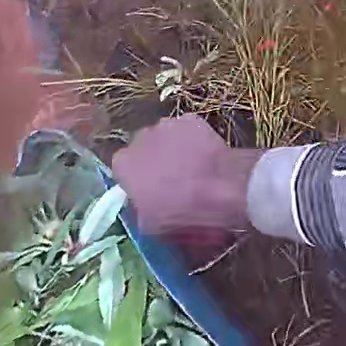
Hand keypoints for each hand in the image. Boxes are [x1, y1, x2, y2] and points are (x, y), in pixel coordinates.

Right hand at [113, 115, 261, 233]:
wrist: (222, 187)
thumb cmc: (181, 212)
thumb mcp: (149, 226)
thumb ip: (138, 209)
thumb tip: (141, 203)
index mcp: (124, 163)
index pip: (122, 168)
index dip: (135, 179)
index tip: (148, 191)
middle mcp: (140, 138)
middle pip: (142, 148)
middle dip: (152, 160)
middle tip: (170, 179)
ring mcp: (167, 124)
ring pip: (164, 136)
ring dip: (171, 148)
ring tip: (191, 166)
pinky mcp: (191, 119)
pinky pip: (186, 129)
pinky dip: (192, 139)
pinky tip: (203, 154)